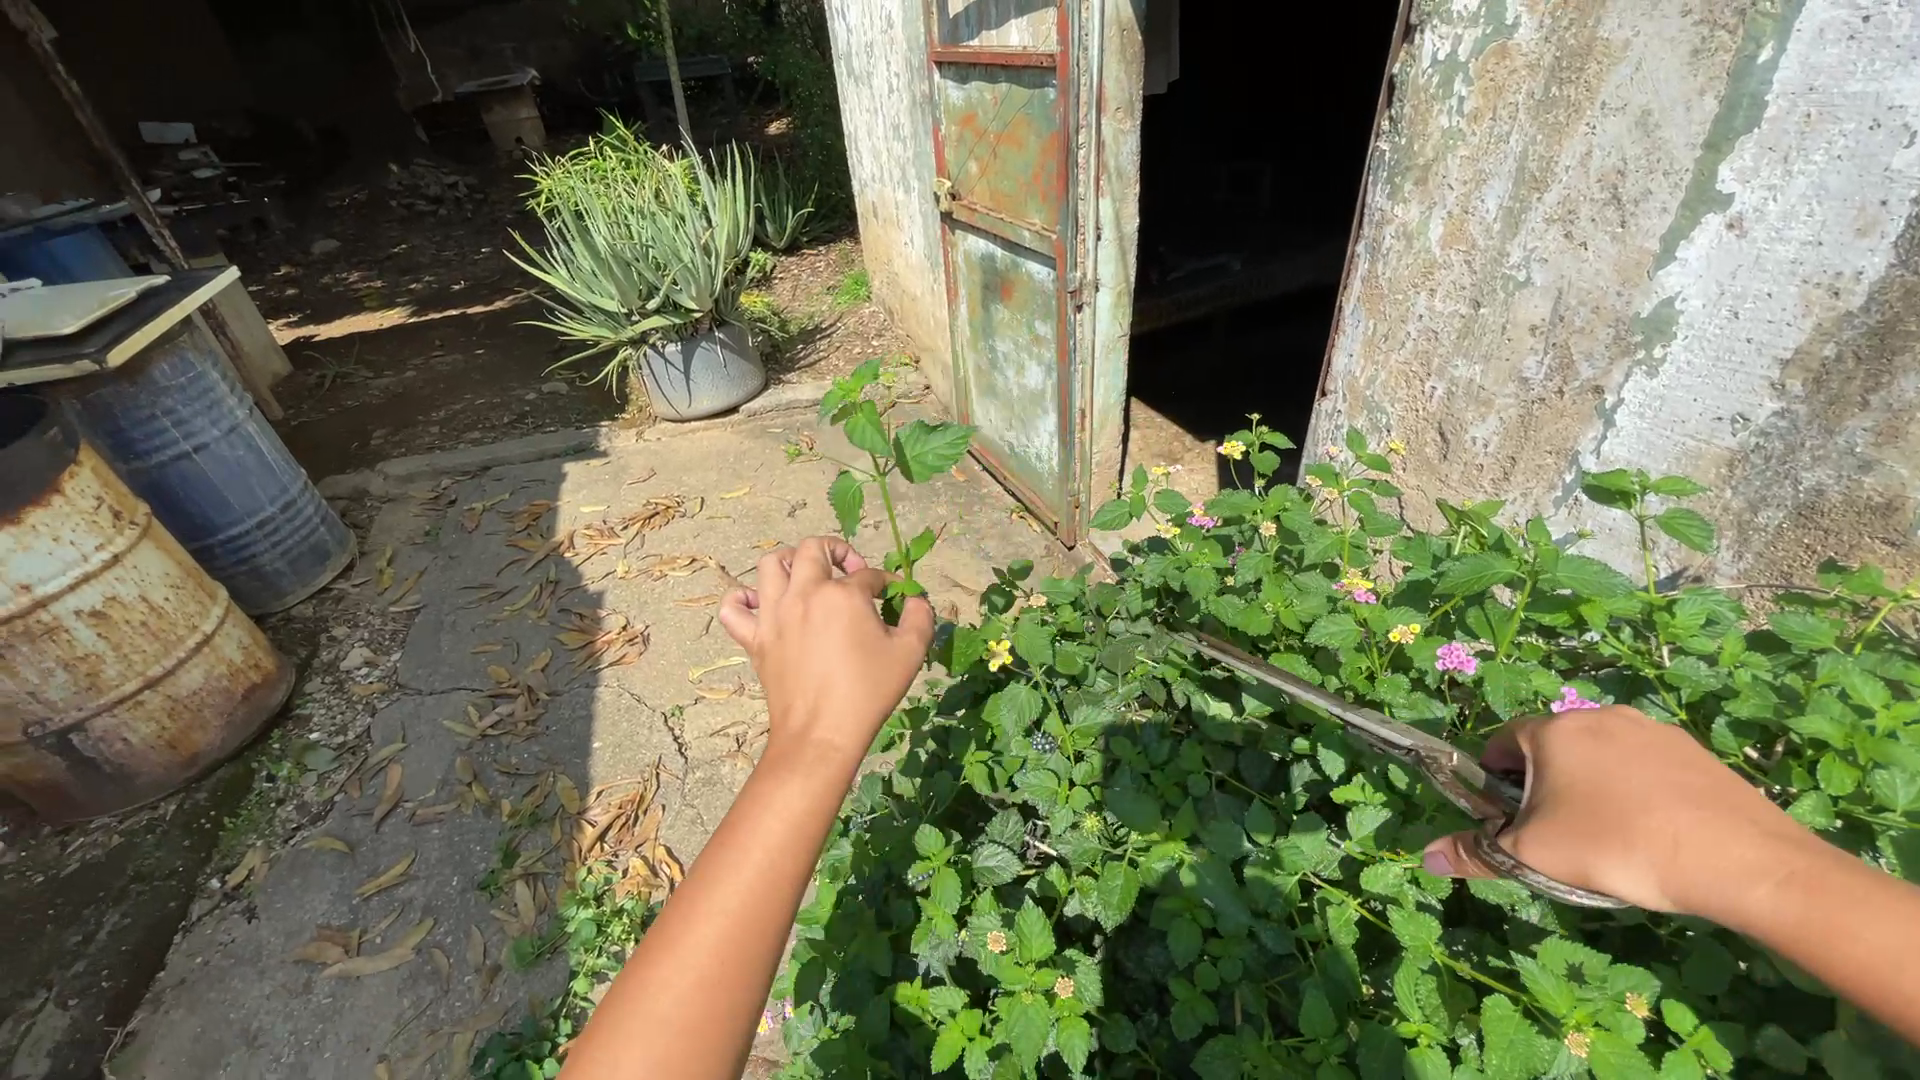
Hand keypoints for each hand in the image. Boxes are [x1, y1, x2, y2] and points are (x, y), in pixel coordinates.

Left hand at [718, 536, 933, 767]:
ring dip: (790, 562)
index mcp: (843, 594)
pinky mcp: (755, 639)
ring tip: (807, 577)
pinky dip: (741, 600)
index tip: (893, 600)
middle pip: (812, 548)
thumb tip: (916, 599)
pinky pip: (732, 609)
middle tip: (851, 573)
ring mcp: (774, 615)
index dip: (885, 583)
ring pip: (770, 565)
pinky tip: (760, 604)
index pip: (868, 574)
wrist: (822, 734)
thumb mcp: (910, 652)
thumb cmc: (869, 692)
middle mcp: (804, 594)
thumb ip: (919, 616)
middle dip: (837, 550)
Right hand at [1421, 705, 1821, 916]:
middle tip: (1559, 830)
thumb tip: (1426, 858)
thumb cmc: (1618, 846)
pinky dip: (1637, 789)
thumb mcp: (1534, 855)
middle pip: (1550, 747)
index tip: (1511, 817)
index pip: (1501, 743)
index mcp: (1550, 730)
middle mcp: (1595, 716)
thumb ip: (1475, 854)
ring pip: (1599, 755)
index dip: (1497, 780)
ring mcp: (1651, 730)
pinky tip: (1655, 829)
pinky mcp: (1696, 751)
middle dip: (1544, 782)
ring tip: (1610, 834)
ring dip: (1591, 783)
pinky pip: (1645, 765)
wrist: (1746, 864)